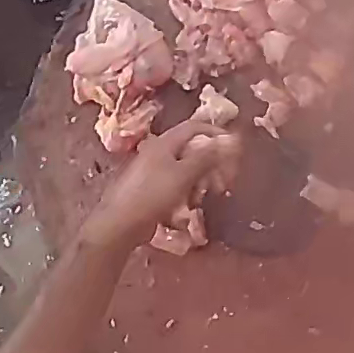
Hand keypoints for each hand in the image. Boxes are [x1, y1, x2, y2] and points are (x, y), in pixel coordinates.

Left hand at [78, 120, 240, 250]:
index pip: (194, 127)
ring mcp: (152, 172)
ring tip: (199, 199)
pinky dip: (185, 194)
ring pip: (185, 171)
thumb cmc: (153, 195)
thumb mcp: (184, 174)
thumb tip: (229, 138)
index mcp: (164, 143)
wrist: (121, 224)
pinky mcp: (150, 190)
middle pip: (192, 150)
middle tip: (221, 182)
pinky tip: (185, 210)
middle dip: (209, 165)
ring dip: (198, 183)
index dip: (215, 134)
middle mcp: (158, 153)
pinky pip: (175, 186)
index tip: (232, 150)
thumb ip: (207, 156)